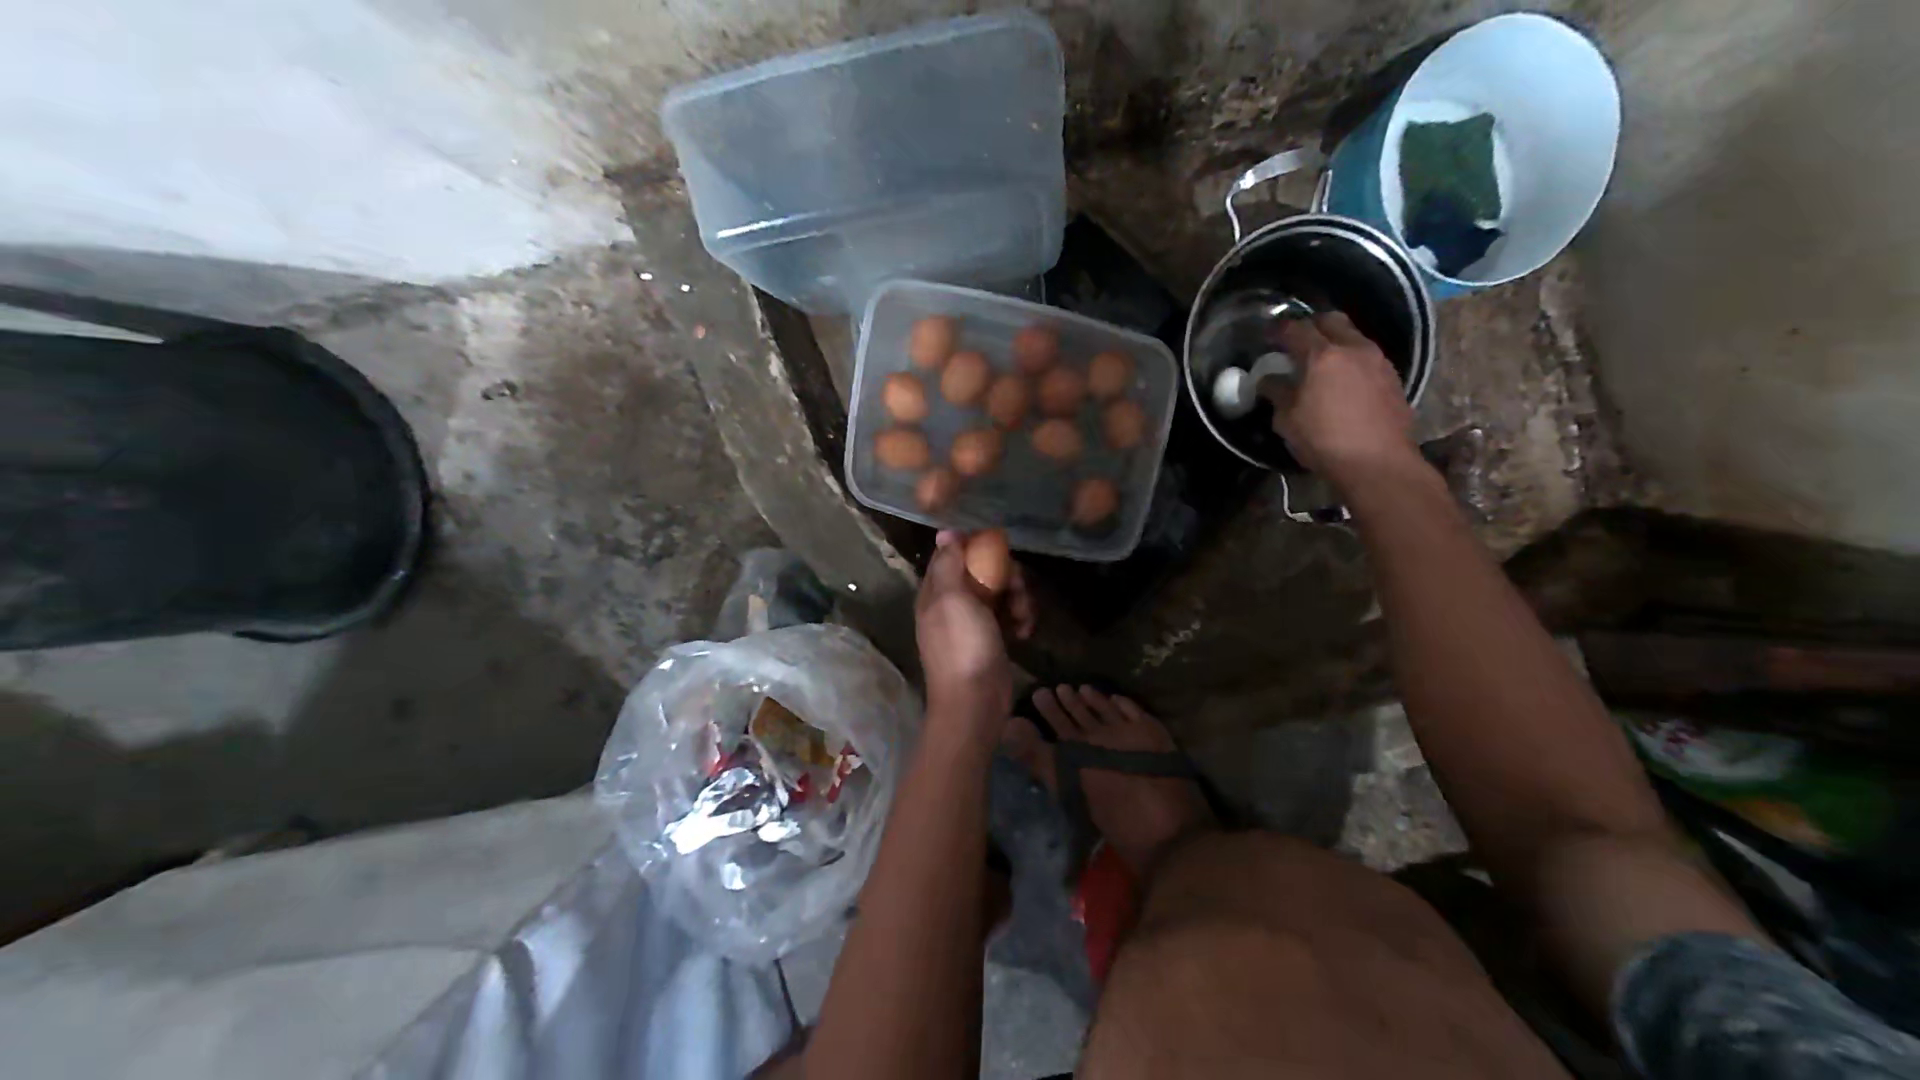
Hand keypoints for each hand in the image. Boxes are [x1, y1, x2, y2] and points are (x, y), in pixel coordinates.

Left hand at [915, 531, 1035, 733]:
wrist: (976, 701)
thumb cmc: (963, 646)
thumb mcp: (952, 598)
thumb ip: (949, 563)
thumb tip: (945, 531)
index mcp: (936, 591)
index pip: (956, 554)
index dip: (979, 549)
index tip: (1001, 553)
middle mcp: (953, 603)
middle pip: (985, 571)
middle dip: (1008, 577)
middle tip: (1018, 591)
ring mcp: (974, 622)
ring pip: (1002, 592)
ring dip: (1019, 600)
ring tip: (1024, 618)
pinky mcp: (993, 638)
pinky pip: (1010, 615)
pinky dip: (1021, 619)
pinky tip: (1025, 632)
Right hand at [1269, 312, 1419, 489]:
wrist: (1378, 463)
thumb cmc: (1324, 441)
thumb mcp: (1287, 420)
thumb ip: (1276, 392)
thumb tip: (1268, 380)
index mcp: (1322, 356)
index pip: (1295, 329)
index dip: (1278, 330)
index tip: (1268, 336)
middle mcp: (1353, 348)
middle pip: (1330, 320)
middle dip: (1311, 326)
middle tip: (1297, 342)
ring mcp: (1378, 360)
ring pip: (1353, 336)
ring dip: (1334, 342)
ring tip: (1321, 362)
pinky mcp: (1392, 377)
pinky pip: (1367, 356)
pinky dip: (1351, 359)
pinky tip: (1343, 380)